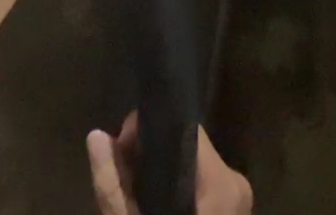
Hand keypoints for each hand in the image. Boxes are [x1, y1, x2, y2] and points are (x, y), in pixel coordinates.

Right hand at [86, 117, 252, 214]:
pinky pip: (201, 186)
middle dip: (150, 157)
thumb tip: (96, 136)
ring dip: (162, 176)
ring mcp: (239, 201)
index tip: (121, 152)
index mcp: (221, 184)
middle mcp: (236, 185)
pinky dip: (177, 192)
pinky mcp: (234, 213)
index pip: (183, 129)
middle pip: (186, 148)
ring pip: (192, 167)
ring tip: (138, 202)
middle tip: (124, 183)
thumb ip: (112, 186)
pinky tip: (157, 210)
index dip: (146, 132)